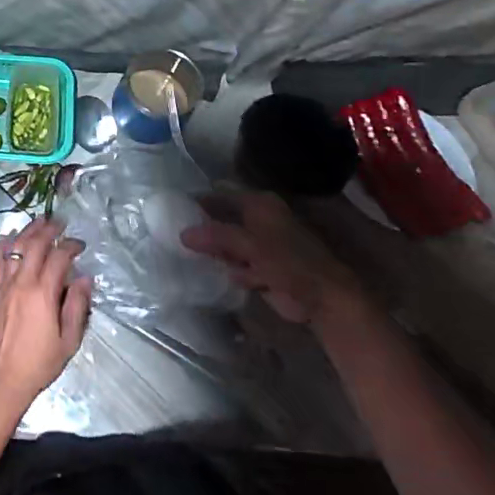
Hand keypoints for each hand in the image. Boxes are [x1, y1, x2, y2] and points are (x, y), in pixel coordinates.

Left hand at [0, 218, 91, 410]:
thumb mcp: (69, 340)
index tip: (80, 245)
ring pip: (16, 246)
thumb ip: (77, 306)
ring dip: (29, 230)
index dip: (71, 246)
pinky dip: (4, 243)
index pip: (59, 257)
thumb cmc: (39, 362)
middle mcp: (22, 282)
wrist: (3, 377)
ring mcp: (5, 283)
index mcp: (43, 293)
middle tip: (61, 223)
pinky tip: (10, 236)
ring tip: (40, 221)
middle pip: (35, 244)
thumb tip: (84, 278)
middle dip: (50, 229)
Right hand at [181, 190, 368, 325]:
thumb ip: (215, 236)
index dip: (199, 202)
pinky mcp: (261, 269)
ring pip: (228, 243)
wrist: (323, 298)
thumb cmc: (288, 261)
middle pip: (223, 219)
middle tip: (171, 230)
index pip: (221, 196)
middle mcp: (259, 221)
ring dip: (212, 249)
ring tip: (181, 251)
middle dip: (203, 227)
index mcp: (260, 205)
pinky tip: (204, 271)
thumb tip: (182, 233)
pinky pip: (235, 264)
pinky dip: (224, 267)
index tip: (173, 208)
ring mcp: (260, 245)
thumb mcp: (249, 244)